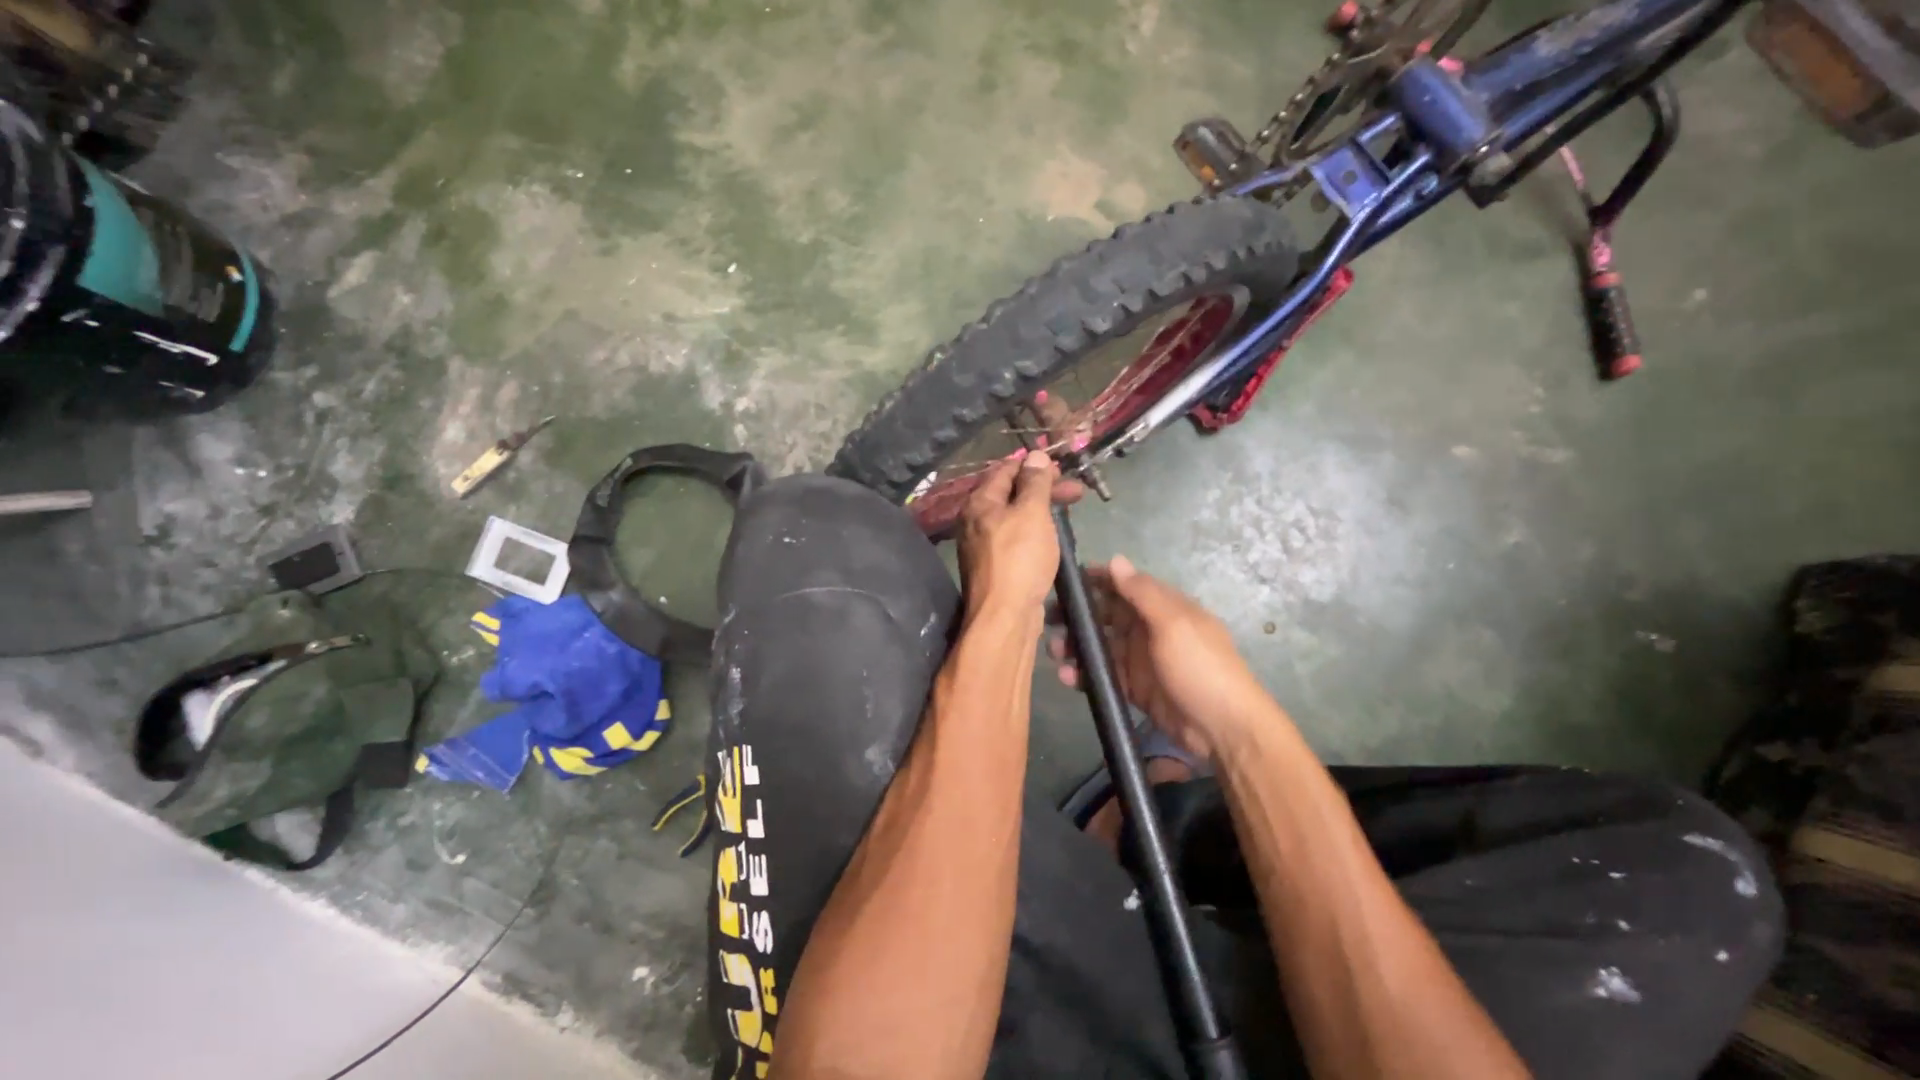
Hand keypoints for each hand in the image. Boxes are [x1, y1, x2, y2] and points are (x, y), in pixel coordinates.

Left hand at [956, 450, 1082, 617]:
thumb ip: (1035, 483)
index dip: (1034, 465)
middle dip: (1044, 488)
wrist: (1005, 616)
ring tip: (1070, 510)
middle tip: (1076, 491)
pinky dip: (1035, 530)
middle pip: (1011, 493)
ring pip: (1015, 516)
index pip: (1005, 469)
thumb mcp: (1032, 513)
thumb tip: (1036, 455)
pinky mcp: (996, 565)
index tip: (1062, 467)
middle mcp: (976, 520)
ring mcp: (984, 544)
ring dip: (1042, 509)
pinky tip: (1053, 535)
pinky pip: (1016, 537)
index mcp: (980, 502)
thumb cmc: (1019, 559)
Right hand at [1049, 556, 1270, 759]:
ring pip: (1101, 646)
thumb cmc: (1200, 667)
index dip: (1098, 580)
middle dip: (1079, 615)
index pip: (1126, 585)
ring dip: (1077, 645)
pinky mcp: (1134, 688)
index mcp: (1164, 608)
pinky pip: (1104, 675)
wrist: (1221, 727)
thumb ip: (1142, 593)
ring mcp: (1141, 660)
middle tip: (1048, 619)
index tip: (1066, 581)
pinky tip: (1067, 676)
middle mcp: (1150, 629)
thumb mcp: (1174, 624)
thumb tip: (1116, 560)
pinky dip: (1084, 674)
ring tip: (1053, 651)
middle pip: (1108, 615)